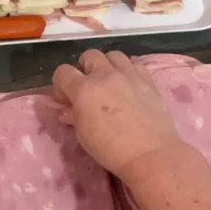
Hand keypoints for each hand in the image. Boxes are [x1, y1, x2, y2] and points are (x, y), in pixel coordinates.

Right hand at [52, 49, 186, 177]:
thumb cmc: (110, 148)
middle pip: (89, 56)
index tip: (66, 101)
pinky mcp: (148, 80)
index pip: (62, 72)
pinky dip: (128, 72)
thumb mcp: (83, 134)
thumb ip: (73, 116)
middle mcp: (105, 75)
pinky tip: (129, 87)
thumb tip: (67, 110)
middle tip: (88, 89)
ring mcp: (129, 75)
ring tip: (110, 83)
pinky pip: (135, 64)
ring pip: (113, 55)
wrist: (150, 154)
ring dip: (107, 66)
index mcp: (84, 89)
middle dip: (84, 69)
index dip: (60, 85)